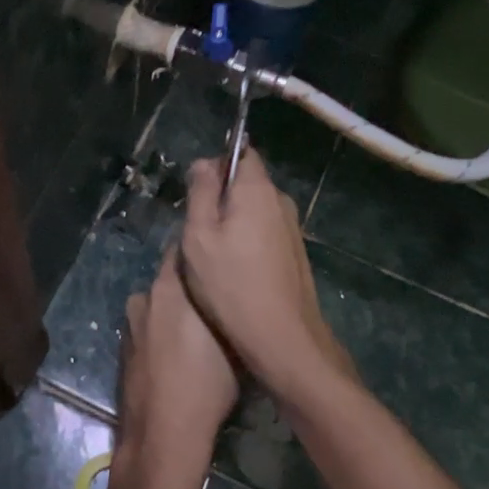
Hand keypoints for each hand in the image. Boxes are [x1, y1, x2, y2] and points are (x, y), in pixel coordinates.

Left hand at [118, 244, 238, 457]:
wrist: (163, 432)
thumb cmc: (207, 382)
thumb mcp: (234, 341)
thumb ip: (227, 307)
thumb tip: (230, 292)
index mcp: (170, 287)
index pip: (183, 250)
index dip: (202, 251)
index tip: (219, 258)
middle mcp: (145, 298)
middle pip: (168, 278)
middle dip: (189, 283)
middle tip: (214, 298)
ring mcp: (129, 326)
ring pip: (156, 305)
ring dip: (173, 310)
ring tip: (196, 331)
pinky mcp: (123, 351)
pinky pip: (147, 330)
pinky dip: (160, 333)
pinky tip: (176, 355)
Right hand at [180, 151, 353, 399]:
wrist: (281, 336)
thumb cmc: (231, 284)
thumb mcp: (199, 236)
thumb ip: (200, 193)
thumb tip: (204, 163)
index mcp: (258, 190)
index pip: (241, 153)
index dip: (216, 165)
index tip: (195, 192)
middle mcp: (281, 202)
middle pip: (247, 183)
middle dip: (220, 197)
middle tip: (195, 230)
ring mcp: (292, 229)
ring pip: (254, 211)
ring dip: (231, 224)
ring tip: (210, 256)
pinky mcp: (294, 254)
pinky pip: (264, 234)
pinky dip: (246, 243)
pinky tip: (233, 272)